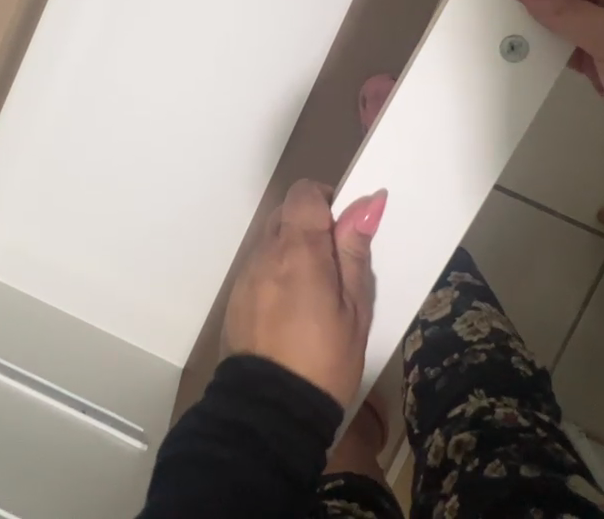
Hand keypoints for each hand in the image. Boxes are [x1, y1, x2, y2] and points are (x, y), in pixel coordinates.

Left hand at [222, 180, 385, 405]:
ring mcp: (246, 273)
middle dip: (312, 224)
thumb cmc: (324, 358)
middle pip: (287, 212)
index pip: (305, 192)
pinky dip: (277, 271)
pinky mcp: (236, 295)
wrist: (270, 410)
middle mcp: (265, 252)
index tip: (344, 228)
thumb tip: (367, 202)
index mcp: (298, 248)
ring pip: (272, 239)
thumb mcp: (355, 307)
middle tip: (337, 263)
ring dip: (293, 249)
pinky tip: (292, 308)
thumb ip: (355, 249)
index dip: (326, 200)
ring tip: (316, 292)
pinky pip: (259, 265)